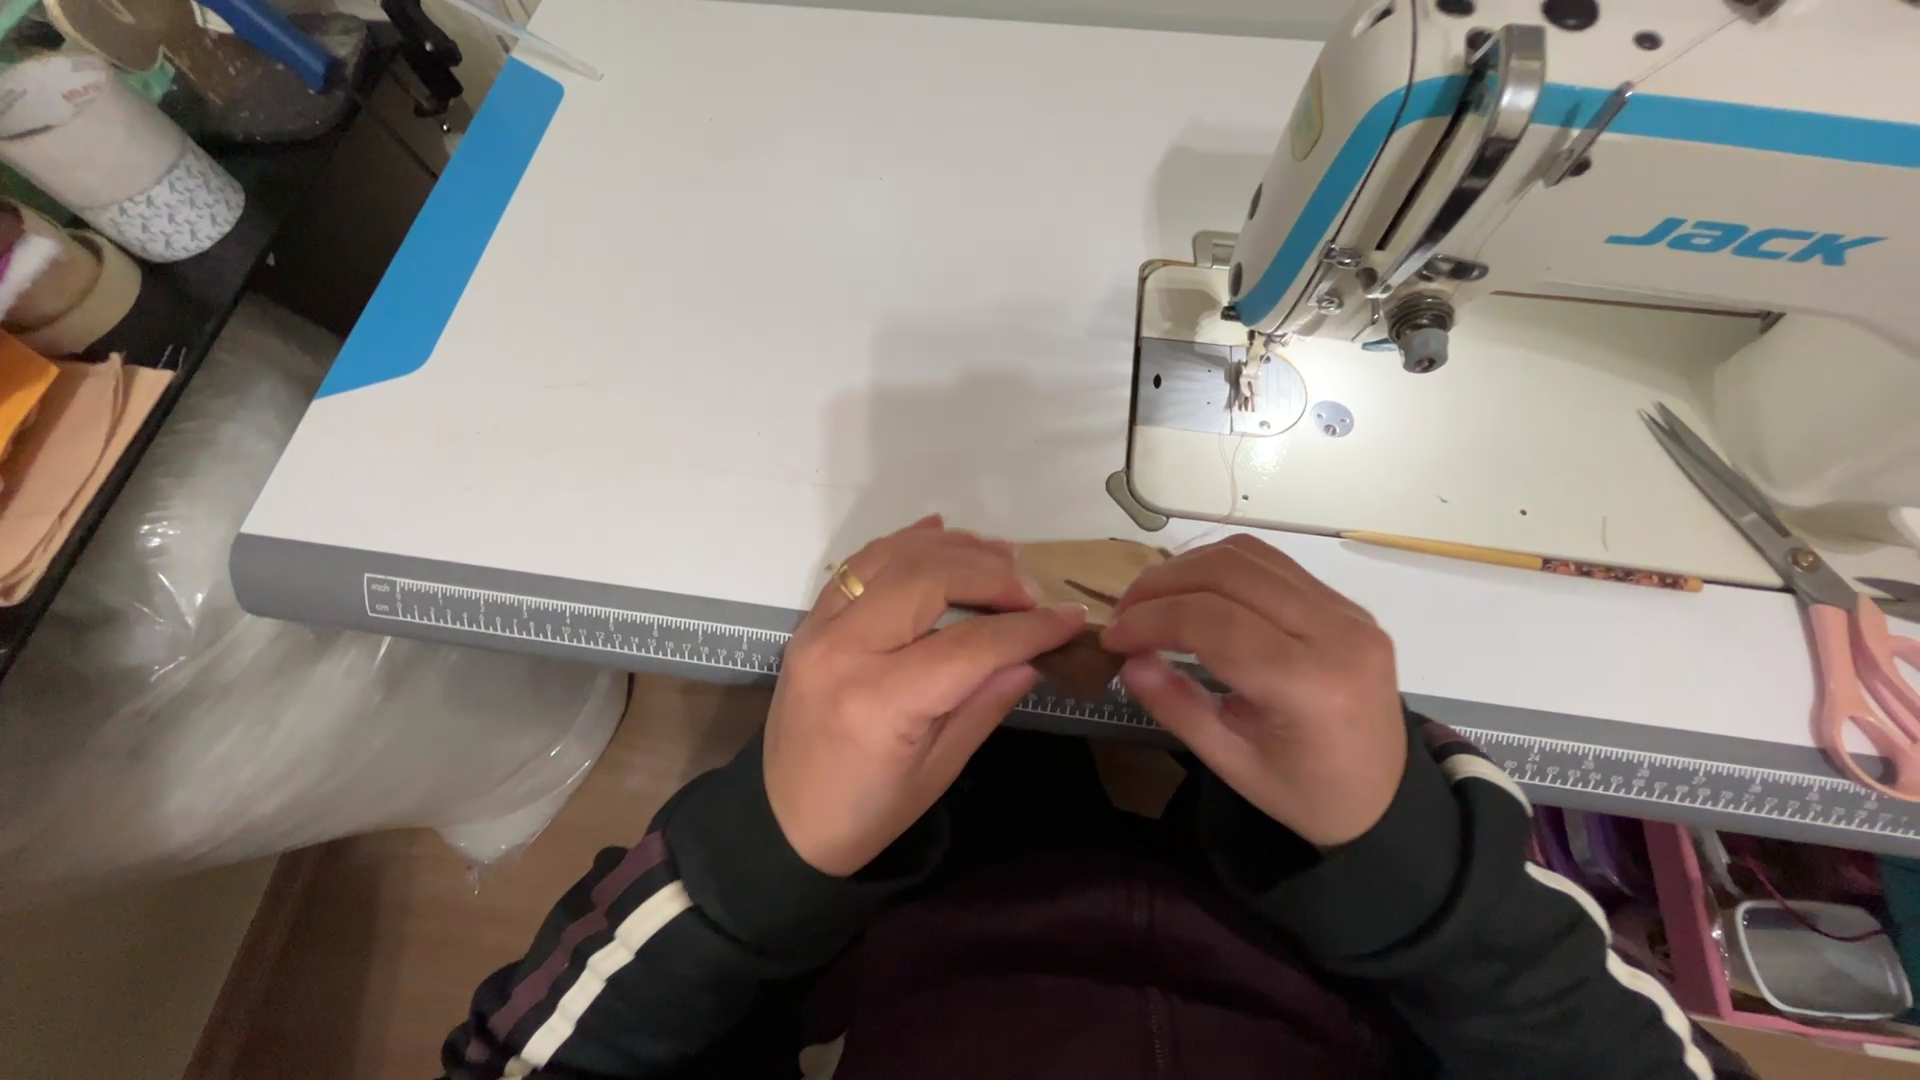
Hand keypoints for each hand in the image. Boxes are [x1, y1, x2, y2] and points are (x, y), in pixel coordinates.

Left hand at [765, 516, 1088, 875]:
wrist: (781, 821)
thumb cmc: (865, 812)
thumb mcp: (938, 771)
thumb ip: (985, 704)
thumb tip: (1033, 655)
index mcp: (878, 702)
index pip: (970, 645)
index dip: (1028, 628)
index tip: (1070, 618)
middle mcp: (843, 650)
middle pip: (927, 580)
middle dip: (991, 575)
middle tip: (1032, 590)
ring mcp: (818, 629)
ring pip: (892, 558)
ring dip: (952, 548)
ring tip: (1001, 554)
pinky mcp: (809, 622)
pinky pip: (857, 564)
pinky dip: (902, 543)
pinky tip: (939, 533)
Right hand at [1100, 535, 1405, 847]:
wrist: (1386, 798)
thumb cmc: (1306, 794)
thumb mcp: (1232, 764)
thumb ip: (1176, 707)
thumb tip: (1127, 660)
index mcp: (1311, 685)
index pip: (1214, 622)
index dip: (1150, 619)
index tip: (1110, 637)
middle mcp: (1337, 632)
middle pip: (1228, 573)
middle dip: (1160, 585)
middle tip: (1123, 614)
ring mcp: (1346, 611)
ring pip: (1247, 555)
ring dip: (1186, 568)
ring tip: (1151, 601)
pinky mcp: (1344, 603)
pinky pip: (1269, 563)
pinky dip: (1218, 568)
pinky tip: (1192, 594)